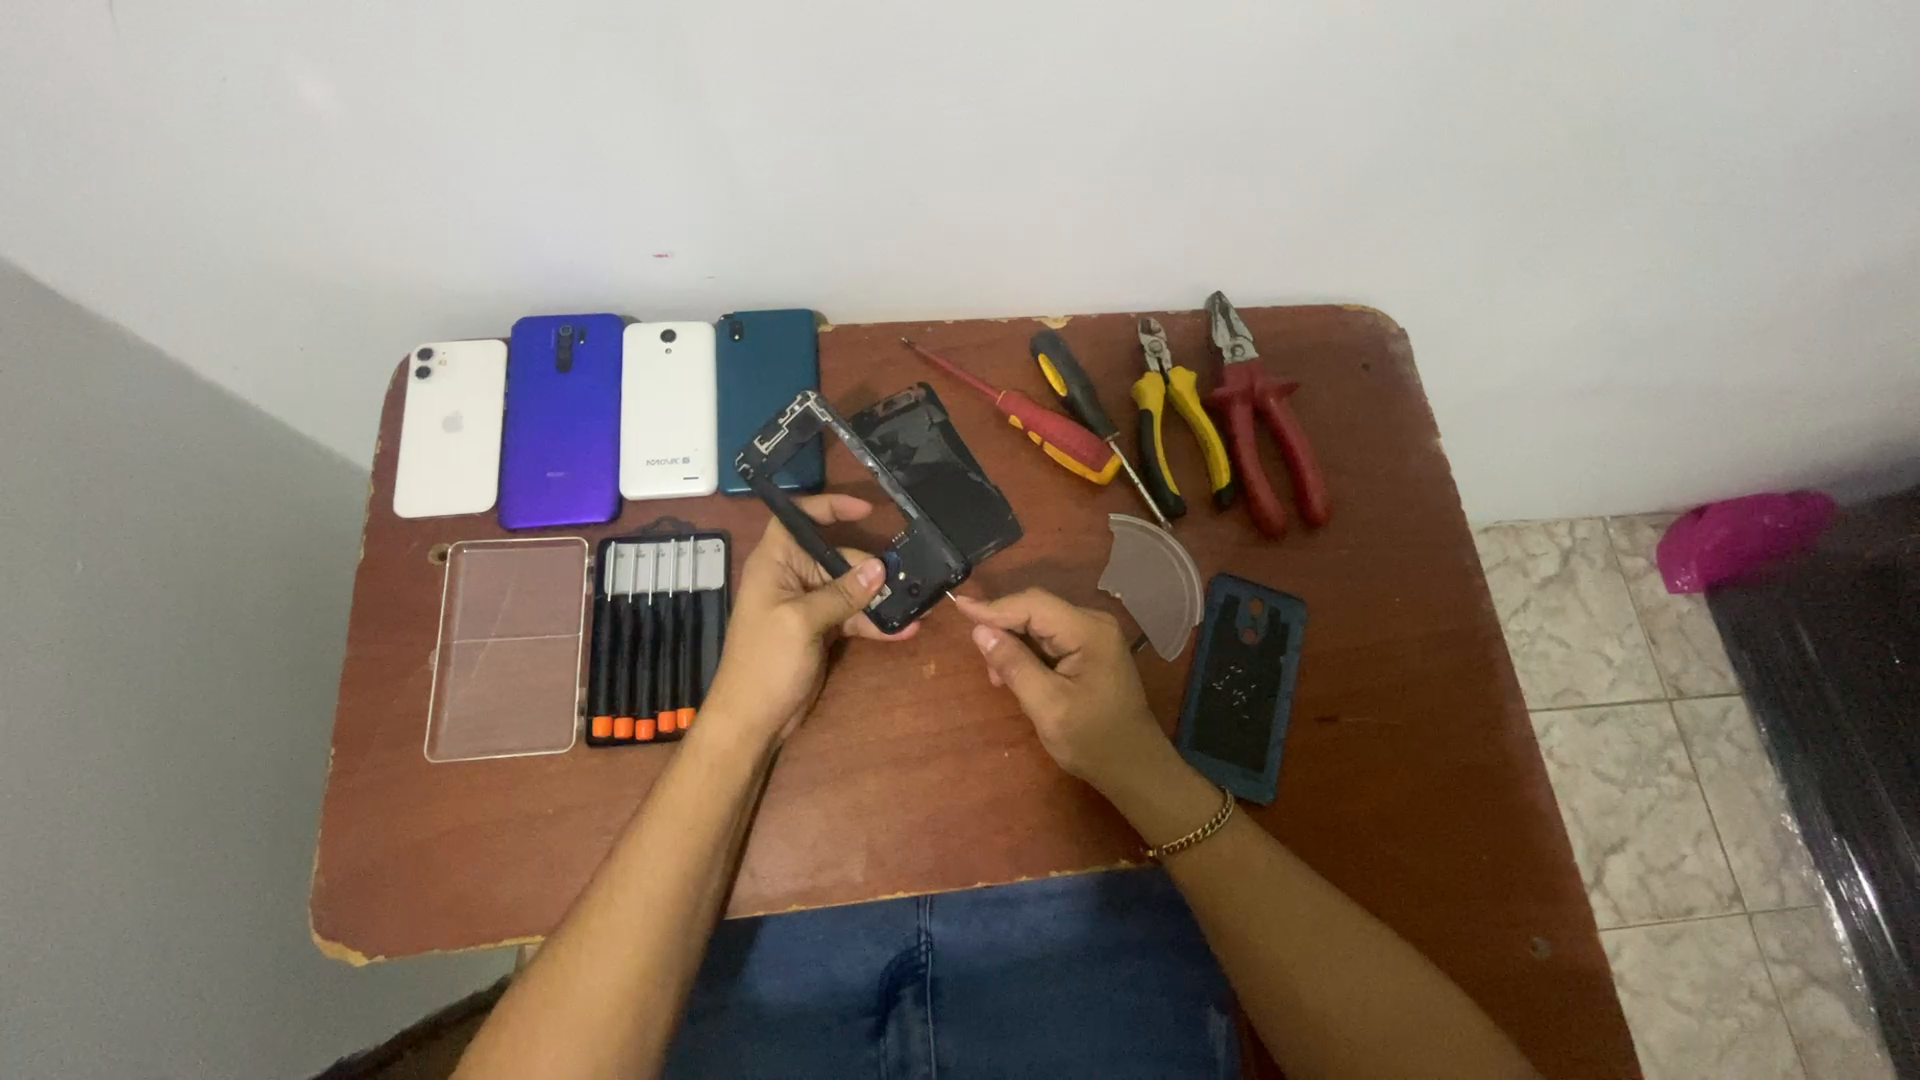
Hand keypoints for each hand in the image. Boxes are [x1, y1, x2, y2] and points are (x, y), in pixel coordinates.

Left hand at [701, 494, 918, 745]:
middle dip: (870, 568)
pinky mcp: (823, 630)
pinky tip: (903, 630)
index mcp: (775, 564)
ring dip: (880, 598)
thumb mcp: (803, 622)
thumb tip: (880, 568)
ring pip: (851, 589)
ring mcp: (809, 605)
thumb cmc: (765, 662)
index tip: (866, 510)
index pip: (797, 519)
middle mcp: (792, 578)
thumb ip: (842, 593)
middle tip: (905, 579)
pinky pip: (854, 617)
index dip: (828, 507)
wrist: (754, 719)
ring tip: (915, 605)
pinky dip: (875, 623)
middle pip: (838, 558)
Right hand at [954, 589, 1172, 794]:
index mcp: (1089, 631)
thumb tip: (979, 631)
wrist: (1134, 766)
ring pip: (1040, 624)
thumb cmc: (1092, 740)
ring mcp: (1094, 636)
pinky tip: (1015, 674)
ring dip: (1014, 643)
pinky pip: (1050, 639)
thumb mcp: (1047, 705)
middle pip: (1036, 610)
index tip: (959, 606)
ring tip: (998, 676)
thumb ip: (1013, 664)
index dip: (994, 607)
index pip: (1033, 605)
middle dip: (1003, 628)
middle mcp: (1093, 623)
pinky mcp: (1090, 649)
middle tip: (982, 661)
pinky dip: (1028, 652)